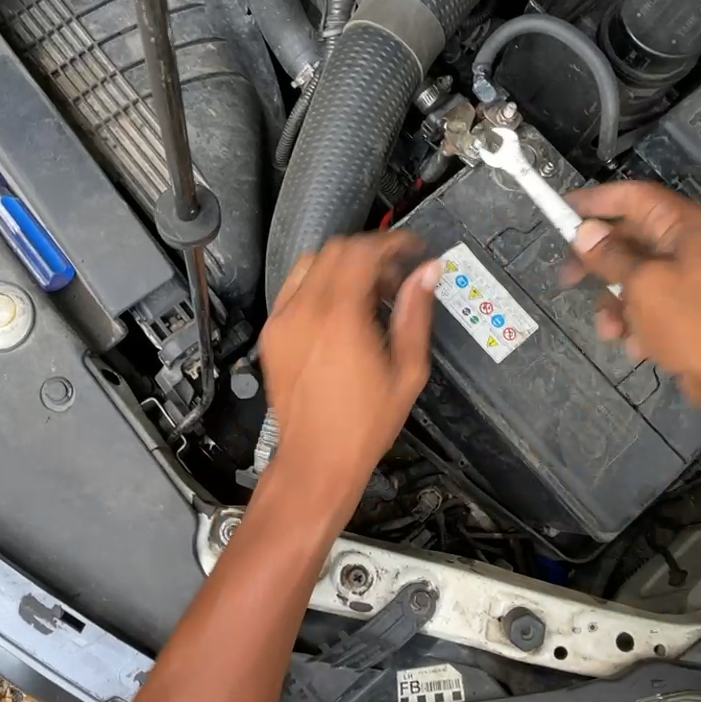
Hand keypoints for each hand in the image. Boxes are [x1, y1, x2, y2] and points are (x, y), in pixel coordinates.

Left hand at [260, 231, 439, 510]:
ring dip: (342, 266)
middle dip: (370, 253)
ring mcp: (283, 321)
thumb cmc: (361, 426)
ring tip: (368, 294)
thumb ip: (416, 314)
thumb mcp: (407, 371)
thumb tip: (428, 274)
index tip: (411, 249)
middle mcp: (305, 312)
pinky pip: (293, 289)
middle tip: (395, 277)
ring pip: (310, 264)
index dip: (392, 243)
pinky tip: (339, 310)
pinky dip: (318, 285)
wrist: (316, 458)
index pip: (363, 251)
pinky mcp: (272, 334)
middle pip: (335, 250)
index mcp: (340, 317)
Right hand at [565, 181, 700, 417]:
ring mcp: (694, 278)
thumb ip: (610, 256)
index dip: (595, 201)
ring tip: (612, 331)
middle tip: (567, 280)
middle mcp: (692, 245)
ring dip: (616, 303)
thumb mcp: (643, 285)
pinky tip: (638, 346)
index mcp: (687, 226)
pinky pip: (651, 304)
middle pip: (632, 239)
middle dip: (598, 264)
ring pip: (636, 277)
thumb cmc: (694, 323)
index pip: (634, 197)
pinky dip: (637, 322)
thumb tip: (585, 231)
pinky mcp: (692, 309)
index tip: (560, 212)